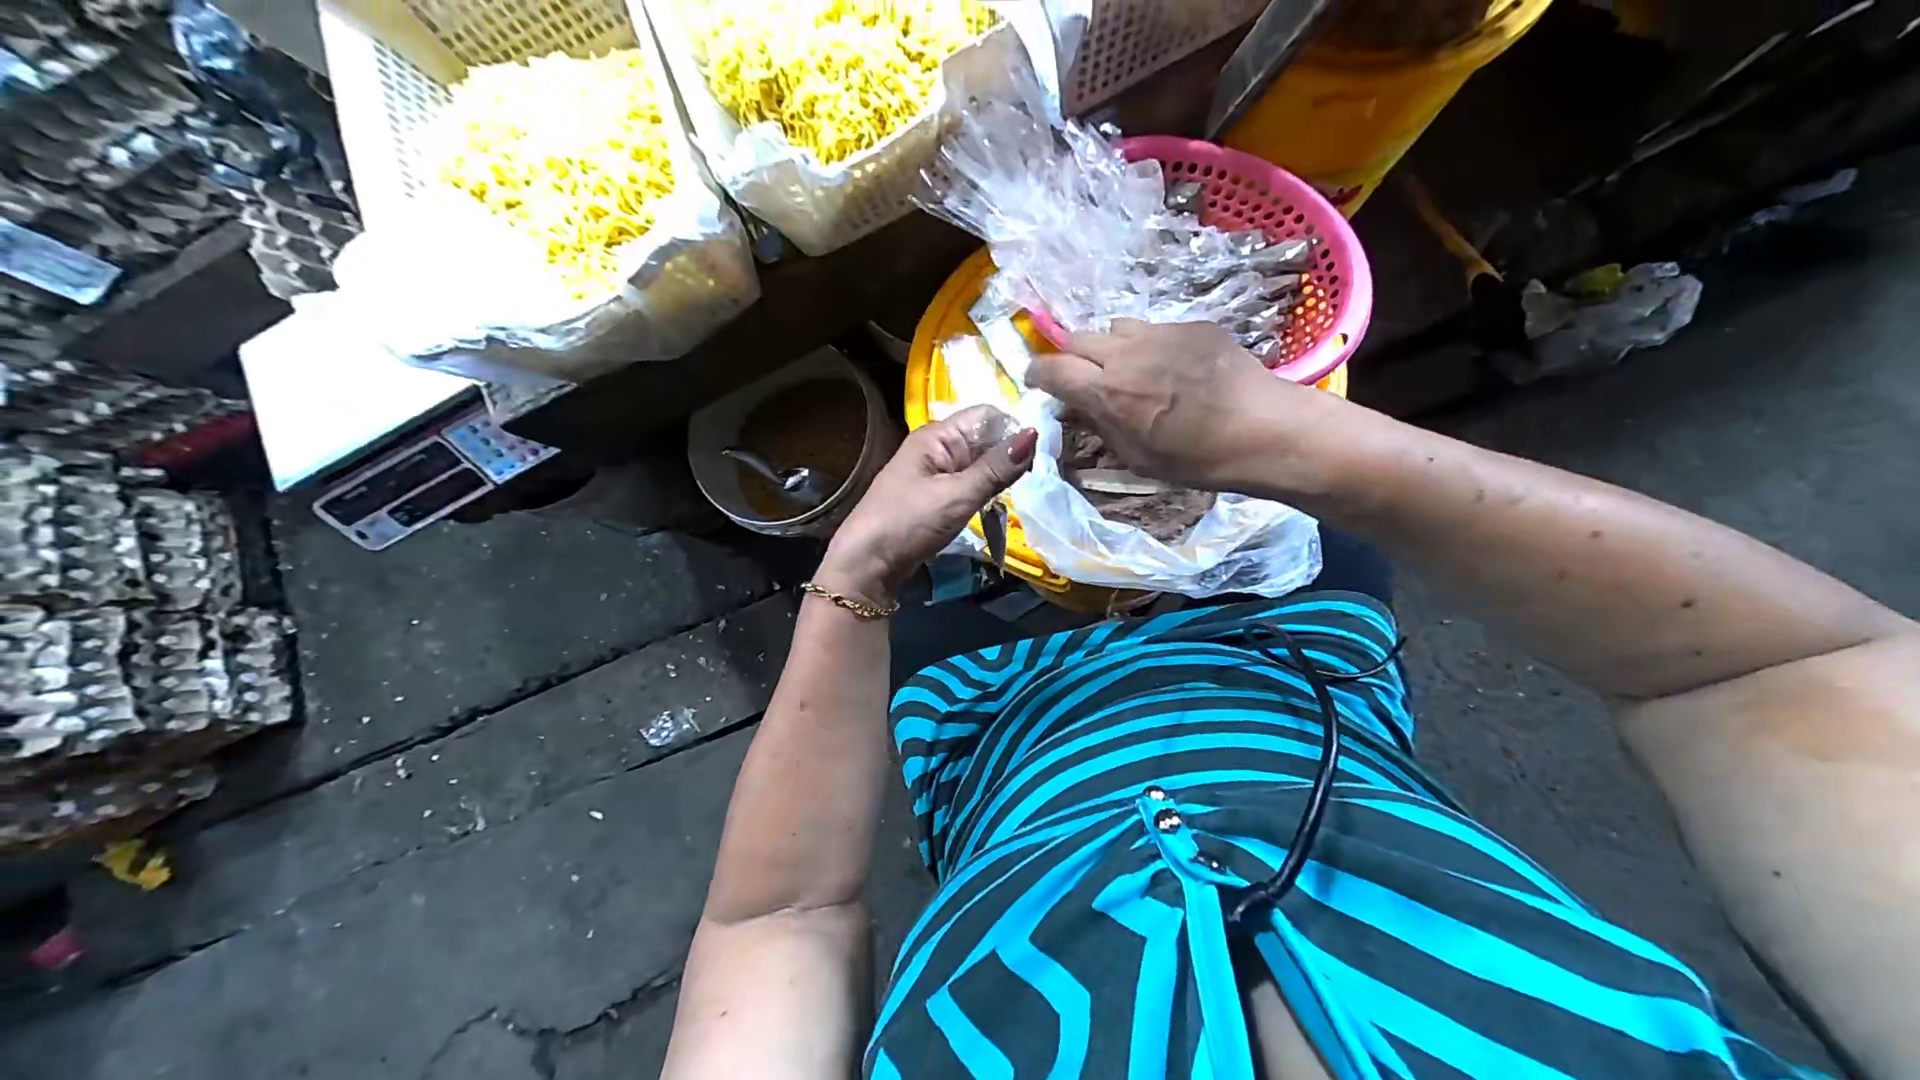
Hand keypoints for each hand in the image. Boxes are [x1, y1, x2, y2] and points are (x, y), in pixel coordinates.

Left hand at [817, 405, 1037, 602]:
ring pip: (978, 462)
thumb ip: (996, 468)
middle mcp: (936, 447)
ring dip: (998, 475)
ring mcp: (934, 472)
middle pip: (984, 437)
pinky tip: (996, 504)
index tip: (1040, 454)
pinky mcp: (934, 495)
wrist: (866, 564)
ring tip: (1020, 491)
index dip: (1015, 428)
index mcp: (937, 435)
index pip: (988, 414)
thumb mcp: (957, 496)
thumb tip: (1033, 434)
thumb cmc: (909, 523)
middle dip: (1009, 454)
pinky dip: (984, 490)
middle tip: (1035, 477)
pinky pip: (968, 482)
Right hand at [1027, 319, 1332, 491]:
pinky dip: (1145, 345)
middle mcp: (1125, 353)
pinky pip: (1151, 328)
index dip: (1036, 374)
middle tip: (1082, 378)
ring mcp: (1159, 333)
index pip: (1051, 368)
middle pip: (1076, 338)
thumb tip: (1075, 409)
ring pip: (1113, 327)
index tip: (1036, 382)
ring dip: (1107, 347)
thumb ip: (1099, 427)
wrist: (1263, 430)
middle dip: (1070, 357)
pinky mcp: (1189, 325)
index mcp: (1107, 391)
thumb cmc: (1195, 459)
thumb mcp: (1136, 457)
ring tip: (1125, 369)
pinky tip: (1168, 367)